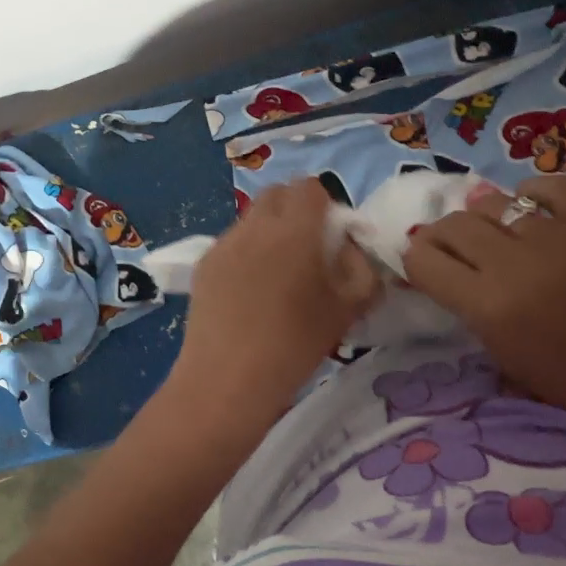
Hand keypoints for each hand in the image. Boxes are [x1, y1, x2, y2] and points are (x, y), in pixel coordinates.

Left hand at [173, 179, 378, 424]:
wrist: (229, 379)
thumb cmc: (296, 345)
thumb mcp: (348, 309)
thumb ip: (361, 268)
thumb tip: (351, 246)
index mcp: (295, 230)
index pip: (310, 187)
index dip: (326, 204)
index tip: (332, 235)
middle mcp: (257, 226)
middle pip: (278, 193)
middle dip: (296, 208)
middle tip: (309, 247)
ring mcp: (225, 242)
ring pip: (253, 216)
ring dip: (270, 229)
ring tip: (278, 272)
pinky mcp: (204, 262)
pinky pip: (233, 241)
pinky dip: (247, 250)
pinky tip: (250, 290)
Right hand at [401, 175, 565, 428]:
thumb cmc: (564, 378)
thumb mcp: (496, 351)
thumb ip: (461, 303)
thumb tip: (433, 261)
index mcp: (488, 306)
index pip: (423, 259)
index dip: (417, 260)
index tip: (425, 266)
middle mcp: (515, 265)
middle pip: (452, 225)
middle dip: (442, 236)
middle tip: (454, 250)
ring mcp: (556, 238)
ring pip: (493, 204)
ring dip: (483, 219)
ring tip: (494, 234)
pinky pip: (550, 187)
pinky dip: (532, 194)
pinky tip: (529, 210)